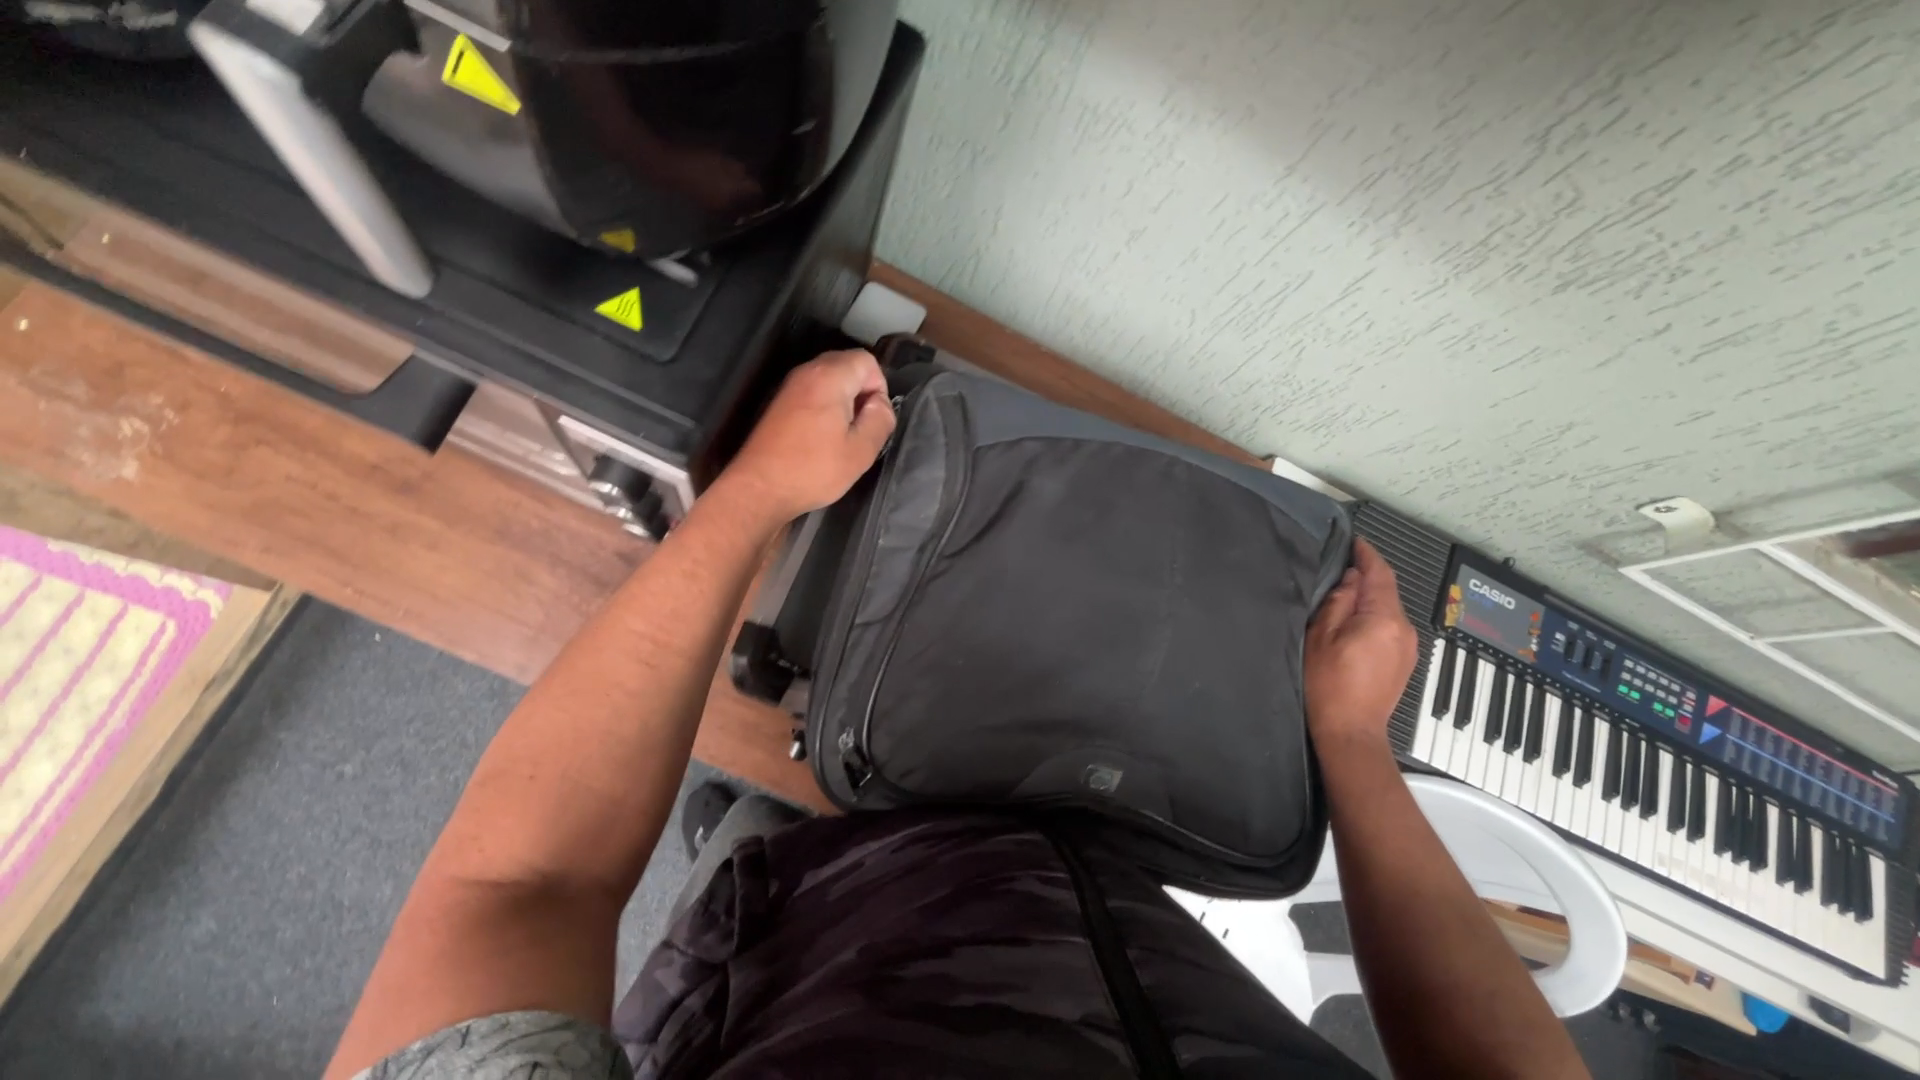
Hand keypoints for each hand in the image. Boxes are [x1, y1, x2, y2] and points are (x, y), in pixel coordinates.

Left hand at [706, 349, 895, 530]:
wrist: (759, 488)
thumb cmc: (812, 470)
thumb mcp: (861, 451)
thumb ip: (881, 420)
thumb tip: (880, 404)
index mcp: (829, 377)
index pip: (867, 360)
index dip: (879, 388)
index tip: (874, 419)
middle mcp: (807, 372)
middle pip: (847, 365)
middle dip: (862, 393)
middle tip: (861, 429)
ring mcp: (790, 386)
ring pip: (830, 380)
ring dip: (844, 402)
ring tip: (843, 437)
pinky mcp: (780, 403)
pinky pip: (813, 393)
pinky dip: (825, 408)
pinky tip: (822, 439)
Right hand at [1303, 539, 1417, 753]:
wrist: (1351, 731)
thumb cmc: (1329, 686)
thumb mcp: (1321, 636)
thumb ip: (1338, 602)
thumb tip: (1351, 580)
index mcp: (1384, 619)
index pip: (1380, 574)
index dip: (1367, 554)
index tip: (1354, 542)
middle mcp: (1405, 629)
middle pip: (1387, 591)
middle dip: (1366, 577)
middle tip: (1338, 569)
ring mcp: (1408, 647)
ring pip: (1388, 610)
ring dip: (1369, 600)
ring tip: (1341, 598)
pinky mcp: (1404, 662)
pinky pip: (1391, 628)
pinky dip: (1374, 618)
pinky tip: (1353, 625)